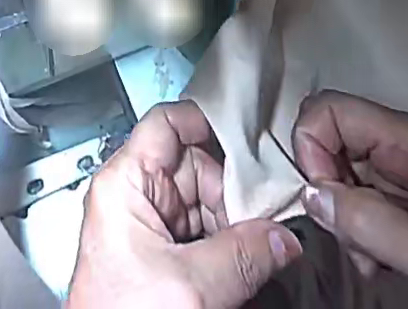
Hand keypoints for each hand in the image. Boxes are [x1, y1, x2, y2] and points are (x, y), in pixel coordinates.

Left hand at [68, 100, 301, 308]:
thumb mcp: (189, 287)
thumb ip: (241, 255)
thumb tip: (283, 235)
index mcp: (124, 182)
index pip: (165, 123)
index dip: (206, 121)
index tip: (249, 135)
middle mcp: (135, 195)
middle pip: (194, 164)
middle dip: (233, 188)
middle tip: (269, 213)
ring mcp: (150, 226)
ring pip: (204, 201)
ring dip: (236, 221)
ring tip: (264, 244)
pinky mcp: (163, 257)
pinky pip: (203, 233)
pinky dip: (229, 244)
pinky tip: (251, 261)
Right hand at [292, 91, 407, 308]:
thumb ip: (370, 223)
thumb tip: (309, 194)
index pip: (333, 110)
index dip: (312, 147)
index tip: (322, 199)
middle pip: (336, 138)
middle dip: (329, 186)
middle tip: (351, 238)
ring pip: (346, 169)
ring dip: (346, 213)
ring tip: (371, 258)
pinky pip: (367, 195)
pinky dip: (361, 225)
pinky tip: (380, 258)